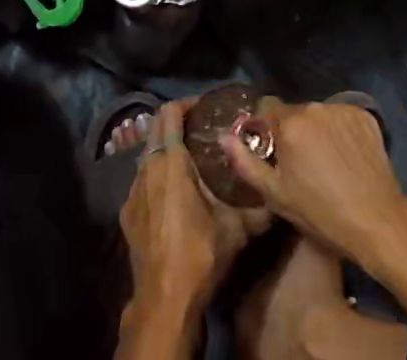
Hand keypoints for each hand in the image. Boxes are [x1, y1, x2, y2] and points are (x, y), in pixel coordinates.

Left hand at [121, 100, 269, 317]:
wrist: (164, 301)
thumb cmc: (200, 253)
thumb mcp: (236, 227)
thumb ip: (258, 204)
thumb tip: (279, 191)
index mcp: (170, 163)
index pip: (169, 114)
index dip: (186, 104)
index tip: (207, 108)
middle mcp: (146, 170)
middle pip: (156, 129)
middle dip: (178, 123)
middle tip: (204, 130)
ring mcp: (132, 192)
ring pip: (148, 155)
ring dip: (168, 149)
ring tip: (193, 159)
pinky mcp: (127, 214)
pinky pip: (142, 180)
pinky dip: (158, 174)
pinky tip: (176, 192)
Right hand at [219, 98, 406, 262]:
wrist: (376, 220)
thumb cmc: (321, 212)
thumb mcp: (276, 195)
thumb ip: (245, 163)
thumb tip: (224, 138)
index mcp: (291, 123)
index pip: (267, 108)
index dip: (265, 128)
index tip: (270, 150)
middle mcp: (316, 108)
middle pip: (295, 112)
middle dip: (292, 131)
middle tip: (299, 163)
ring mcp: (344, 110)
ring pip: (320, 115)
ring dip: (317, 131)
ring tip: (326, 162)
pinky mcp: (366, 117)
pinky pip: (343, 118)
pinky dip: (340, 131)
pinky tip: (346, 157)